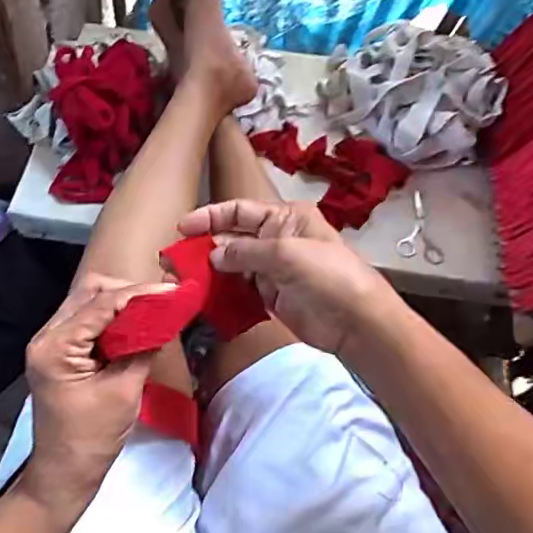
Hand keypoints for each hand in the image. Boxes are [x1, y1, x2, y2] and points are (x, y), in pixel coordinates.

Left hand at [21, 274, 175, 514]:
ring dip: (118, 303)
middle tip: (161, 299)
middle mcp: (46, 336)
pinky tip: (133, 324)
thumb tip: (162, 318)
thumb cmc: (92, 438)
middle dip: (127, 292)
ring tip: (151, 309)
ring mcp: (49, 343)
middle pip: (89, 293)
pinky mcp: (58, 351)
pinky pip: (85, 320)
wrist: (64, 473)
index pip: (100, 304)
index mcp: (55, 346)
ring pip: (86, 302)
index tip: (171, 290)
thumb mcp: (124, 391)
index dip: (138, 294)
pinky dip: (110, 318)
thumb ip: (142, 349)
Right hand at [178, 199, 401, 355]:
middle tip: (174, 259)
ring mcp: (272, 268)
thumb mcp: (285, 253)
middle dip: (204, 246)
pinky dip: (221, 291)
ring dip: (208, 271)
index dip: (210, 217)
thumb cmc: (328, 275)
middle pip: (232, 238)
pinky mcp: (270, 295)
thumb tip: (213, 255)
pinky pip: (239, 289)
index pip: (239, 211)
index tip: (182, 227)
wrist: (357, 321)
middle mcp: (275, 239)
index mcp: (285, 218)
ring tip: (182, 279)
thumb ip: (245, 252)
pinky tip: (203, 296)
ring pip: (231, 265)